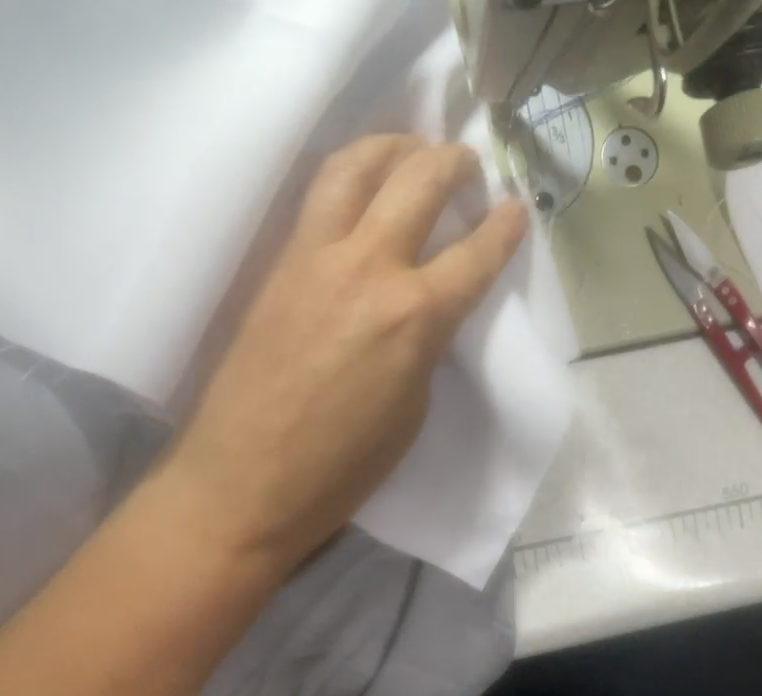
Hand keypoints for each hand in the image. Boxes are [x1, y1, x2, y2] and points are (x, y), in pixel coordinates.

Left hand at [166, 134, 528, 573]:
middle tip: (469, 165)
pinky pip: (317, 198)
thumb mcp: (411, 411)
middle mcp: (367, 268)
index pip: (474, 254)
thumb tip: (427, 312)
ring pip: (355, 167)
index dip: (505, 227)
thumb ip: (425, 345)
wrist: (244, 482)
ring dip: (393, 146)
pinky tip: (360, 188)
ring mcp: (313, 259)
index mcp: (414, 317)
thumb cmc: (342, 469)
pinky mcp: (276, 265)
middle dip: (454, 163)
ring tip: (411, 150)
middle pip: (419, 182)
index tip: (517, 208)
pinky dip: (349, 177)